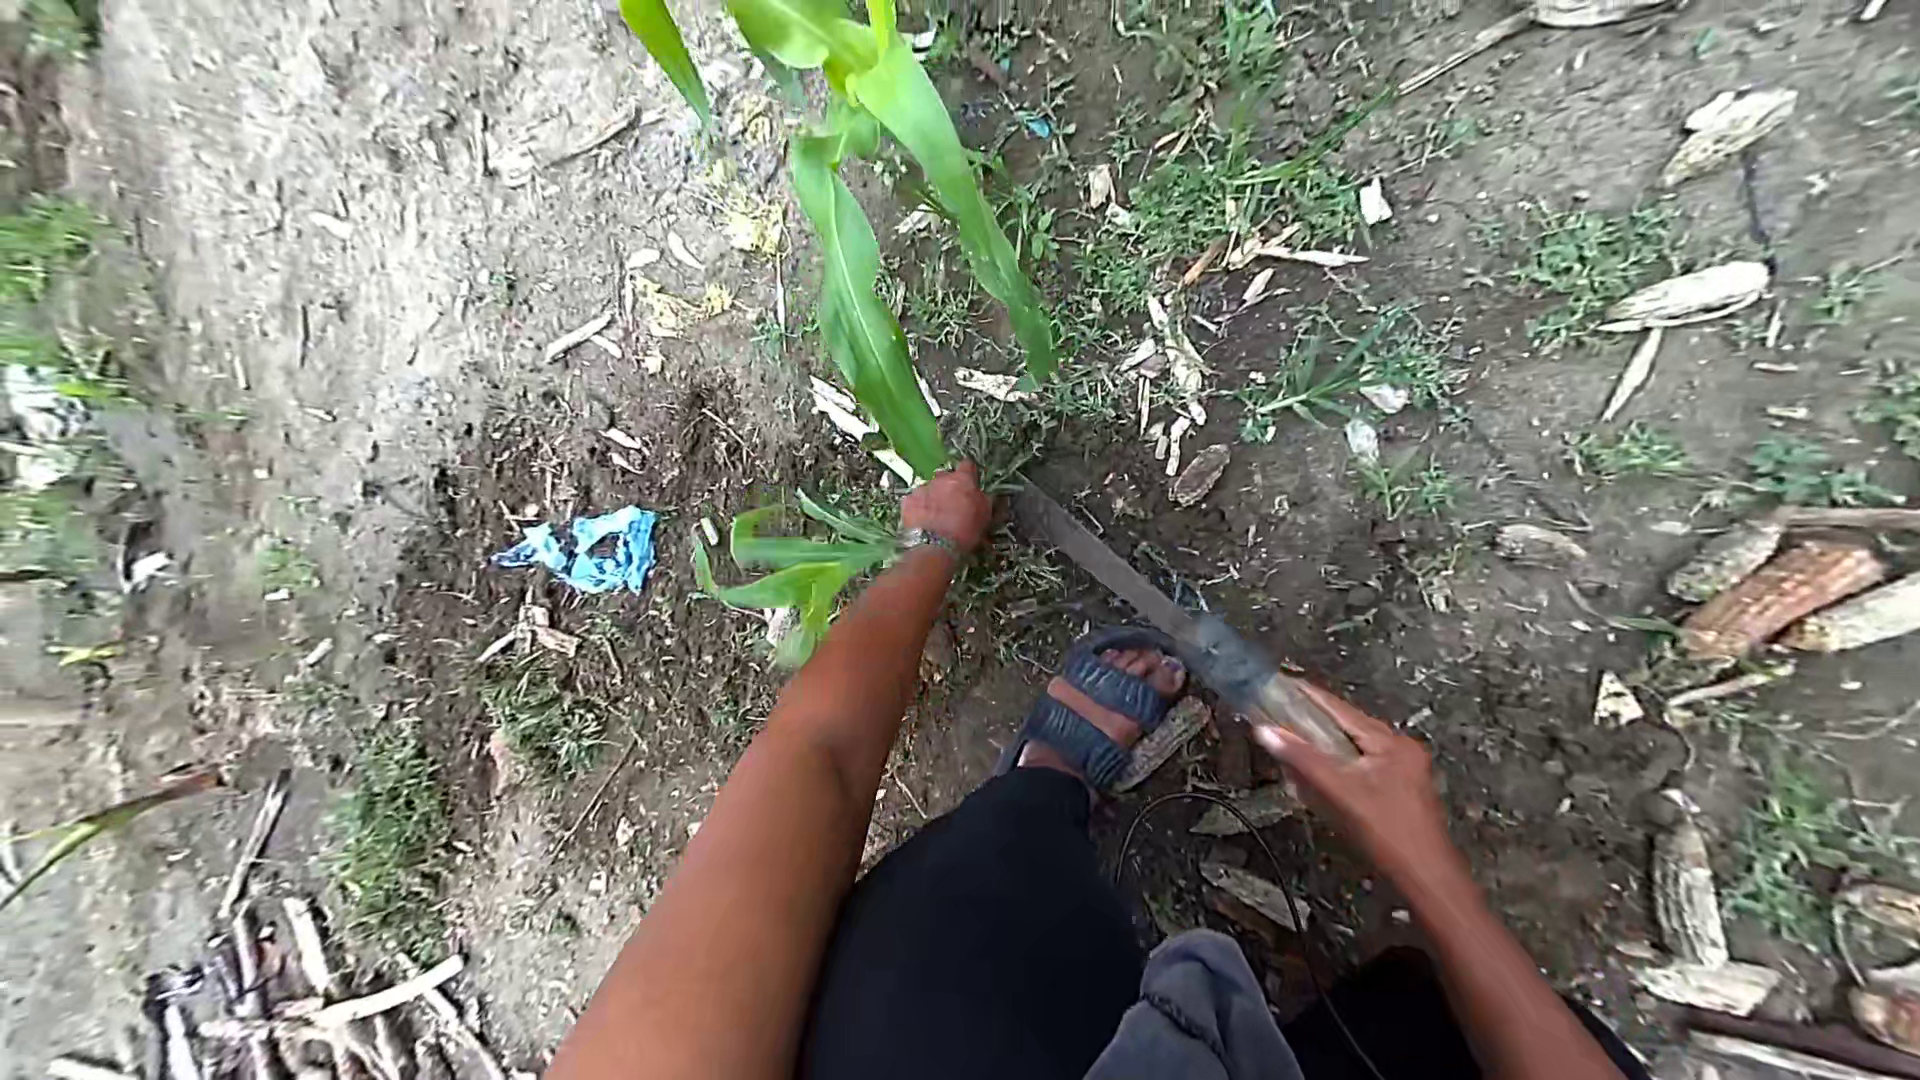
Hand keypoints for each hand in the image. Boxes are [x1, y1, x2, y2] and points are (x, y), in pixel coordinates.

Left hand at [901, 461, 991, 554]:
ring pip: (929, 489)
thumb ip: (983, 499)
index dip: (969, 474)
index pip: (967, 465)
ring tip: (935, 517)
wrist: (935, 547)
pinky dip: (918, 508)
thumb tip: (982, 494)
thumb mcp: (985, 516)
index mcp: (963, 480)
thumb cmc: (965, 532)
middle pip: (945, 477)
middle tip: (952, 505)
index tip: (969, 483)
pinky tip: (923, 521)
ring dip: (933, 498)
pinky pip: (915, 500)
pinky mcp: (907, 501)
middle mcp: (941, 479)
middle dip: (948, 488)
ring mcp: (922, 489)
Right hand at [1252, 683, 1458, 884]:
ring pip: (1349, 745)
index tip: (1279, 682)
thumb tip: (1264, 730)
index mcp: (1391, 742)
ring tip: (1289, 737)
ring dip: (1319, 743)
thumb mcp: (1339, 791)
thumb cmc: (1388, 832)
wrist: (1427, 882)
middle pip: (1344, 725)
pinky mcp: (1395, 788)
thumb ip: (1301, 758)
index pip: (1340, 709)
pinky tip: (1312, 768)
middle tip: (1277, 713)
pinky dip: (1332, 761)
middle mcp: (1399, 749)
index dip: (1307, 695)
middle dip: (1310, 721)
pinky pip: (1355, 763)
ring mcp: (1400, 770)